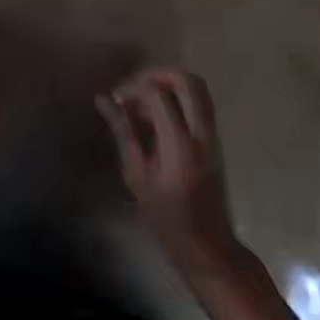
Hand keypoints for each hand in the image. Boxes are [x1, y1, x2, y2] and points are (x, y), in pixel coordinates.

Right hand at [96, 69, 235, 271]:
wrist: (207, 245)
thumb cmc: (166, 216)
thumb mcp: (136, 176)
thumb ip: (123, 132)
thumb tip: (103, 99)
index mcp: (179, 144)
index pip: (158, 95)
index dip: (134, 90)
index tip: (118, 101)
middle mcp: (201, 133)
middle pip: (187, 80)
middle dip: (157, 75)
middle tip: (135, 89)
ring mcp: (213, 135)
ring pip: (198, 87)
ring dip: (170, 83)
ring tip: (146, 99)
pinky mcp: (215, 139)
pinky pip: (201, 102)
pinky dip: (180, 97)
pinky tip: (160, 115)